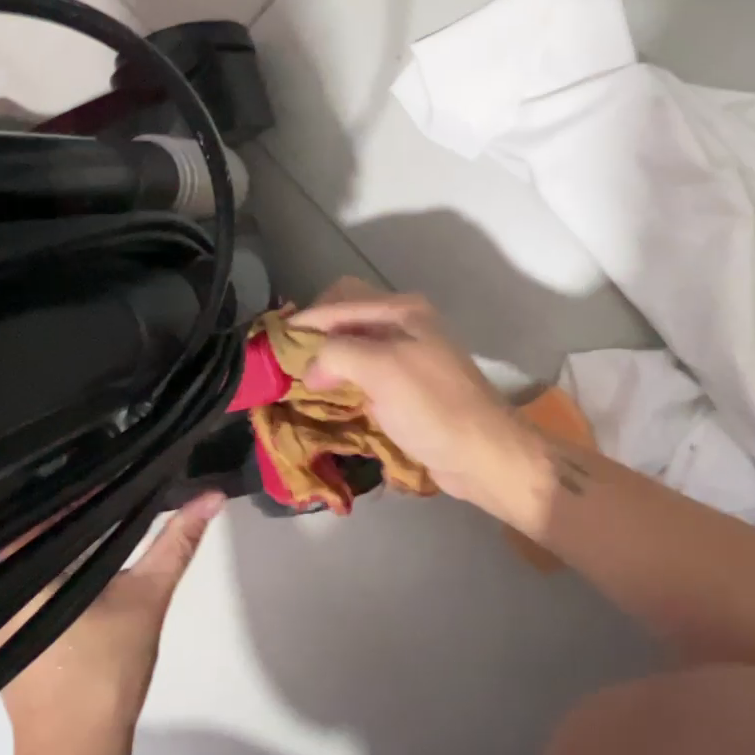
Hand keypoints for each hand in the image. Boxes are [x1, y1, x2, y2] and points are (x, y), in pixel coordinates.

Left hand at [0, 492, 223, 754]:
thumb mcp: (148, 597)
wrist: (78, 753)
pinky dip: (63, 569)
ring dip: (73, 539)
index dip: (86, 480)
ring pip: (39, 558)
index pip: (49, 503)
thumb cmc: (104, 671)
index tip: (119, 463)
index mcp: (19, 569)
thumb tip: (210, 496)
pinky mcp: (10, 638)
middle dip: (83, 507)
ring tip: (114, 510)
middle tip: (125, 480)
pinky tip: (93, 562)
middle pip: (43, 528)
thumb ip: (177, 543)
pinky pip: (35, 584)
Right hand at [291, 279, 541, 509]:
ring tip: (297, 380)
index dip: (304, 321)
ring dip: (326, 358)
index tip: (271, 345)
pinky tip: (324, 397)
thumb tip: (309, 368)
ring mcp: (406, 356)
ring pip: (353, 344)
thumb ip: (337, 353)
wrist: (483, 454)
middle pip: (346, 316)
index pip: (339, 300)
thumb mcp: (381, 369)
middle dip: (315, 335)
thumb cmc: (433, 407)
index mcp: (402, 310)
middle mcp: (404, 324)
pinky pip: (363, 372)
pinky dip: (341, 379)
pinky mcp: (406, 386)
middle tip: (286, 361)